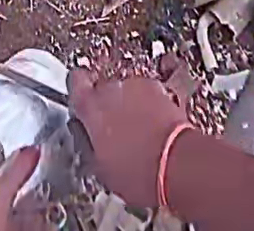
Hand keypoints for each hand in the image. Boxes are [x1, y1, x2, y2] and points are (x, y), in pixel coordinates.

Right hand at [68, 69, 190, 208]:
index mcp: (89, 106)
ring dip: (128, 106)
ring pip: (124, 92)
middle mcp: (108, 89)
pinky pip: (145, 94)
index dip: (78, 90)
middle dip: (107, 106)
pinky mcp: (155, 88)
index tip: (82, 102)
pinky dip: (148, 106)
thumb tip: (84, 137)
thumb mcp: (102, 169)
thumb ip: (87, 144)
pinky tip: (155, 129)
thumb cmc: (140, 171)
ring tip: (139, 134)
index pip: (74, 81)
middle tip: (115, 132)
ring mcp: (133, 85)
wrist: (179, 164)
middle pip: (101, 89)